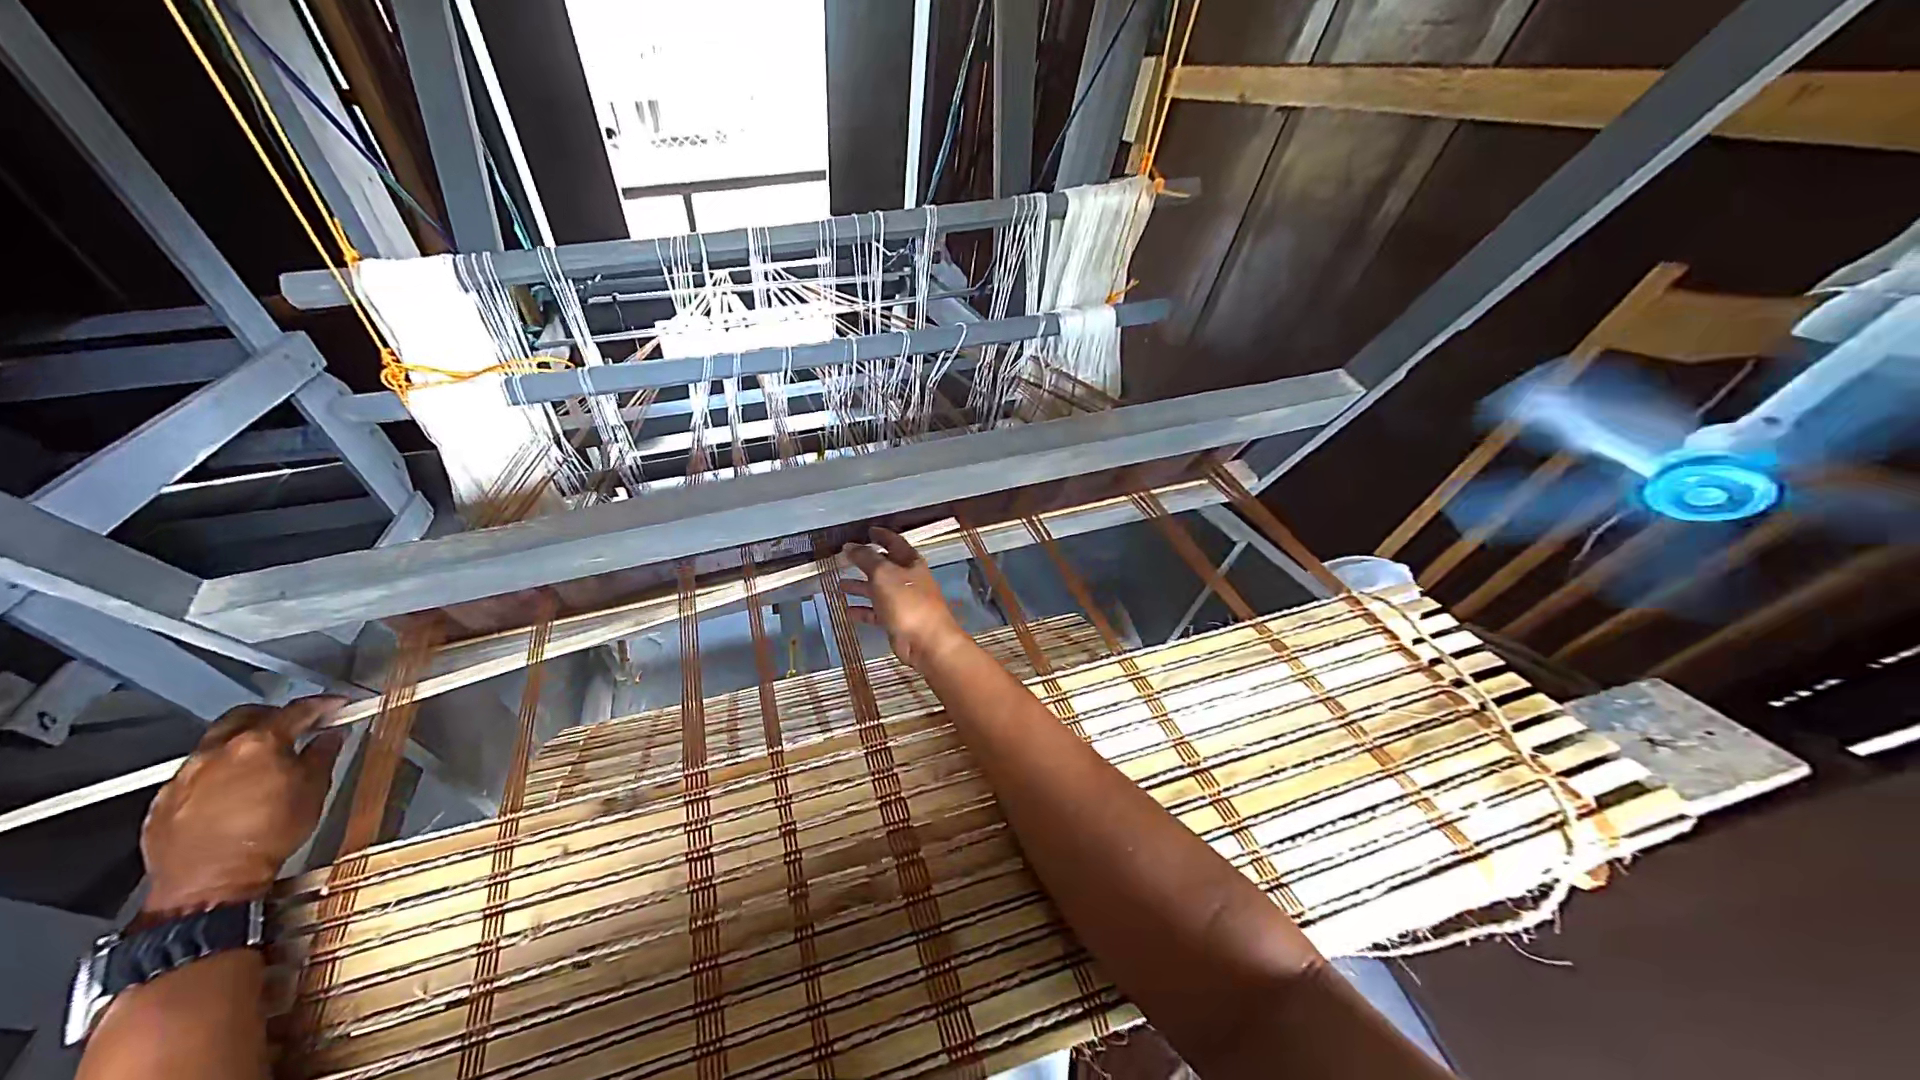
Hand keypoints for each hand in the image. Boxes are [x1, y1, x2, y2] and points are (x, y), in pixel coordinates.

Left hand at [140, 697, 346, 917]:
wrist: (210, 882)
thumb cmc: (264, 838)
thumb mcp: (313, 791)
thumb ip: (322, 757)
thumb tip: (328, 740)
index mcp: (259, 744)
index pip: (297, 711)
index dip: (322, 705)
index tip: (334, 706)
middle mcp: (217, 752)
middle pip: (247, 716)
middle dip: (274, 716)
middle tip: (297, 724)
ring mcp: (185, 775)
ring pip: (216, 743)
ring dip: (243, 744)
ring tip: (265, 760)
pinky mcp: (164, 799)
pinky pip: (194, 773)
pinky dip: (218, 771)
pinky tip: (234, 789)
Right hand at [842, 528, 967, 669]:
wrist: (927, 641)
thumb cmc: (908, 602)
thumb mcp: (884, 574)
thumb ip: (866, 558)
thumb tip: (850, 546)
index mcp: (910, 563)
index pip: (895, 542)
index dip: (882, 535)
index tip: (868, 531)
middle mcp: (908, 579)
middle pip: (884, 567)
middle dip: (865, 562)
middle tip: (845, 558)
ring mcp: (903, 601)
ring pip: (878, 590)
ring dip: (860, 586)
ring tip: (840, 584)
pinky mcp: (897, 621)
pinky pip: (876, 612)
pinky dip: (862, 610)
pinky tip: (847, 610)